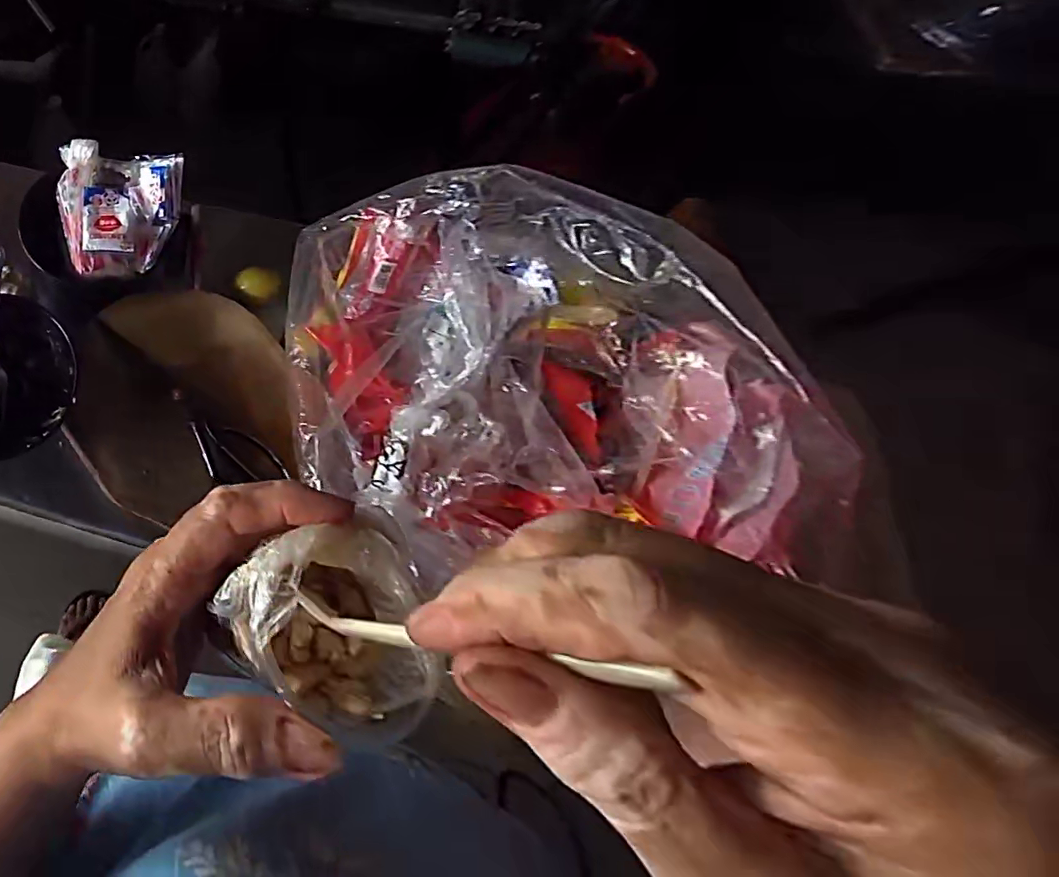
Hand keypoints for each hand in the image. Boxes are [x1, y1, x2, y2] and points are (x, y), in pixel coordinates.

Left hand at [8, 482, 351, 781]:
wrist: (57, 727)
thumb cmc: (95, 718)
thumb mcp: (154, 734)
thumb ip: (228, 737)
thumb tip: (324, 747)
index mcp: (163, 573)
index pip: (224, 513)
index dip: (281, 503)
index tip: (340, 515)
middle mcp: (174, 564)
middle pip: (236, 514)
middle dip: (295, 513)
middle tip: (358, 536)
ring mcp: (181, 583)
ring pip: (239, 539)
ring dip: (289, 538)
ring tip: (346, 561)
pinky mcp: (189, 605)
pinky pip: (238, 572)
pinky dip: (277, 572)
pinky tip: (309, 604)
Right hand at [405, 510, 1058, 875]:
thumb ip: (618, 775)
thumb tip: (482, 665)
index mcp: (885, 734)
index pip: (656, 605)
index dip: (521, 599)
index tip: (431, 630)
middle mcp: (873, 637)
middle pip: (638, 551)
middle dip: (515, 578)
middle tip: (449, 631)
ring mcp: (852, 611)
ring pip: (644, 543)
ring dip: (542, 578)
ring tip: (489, 631)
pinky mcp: (822, 609)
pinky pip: (669, 566)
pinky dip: (587, 589)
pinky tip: (560, 634)